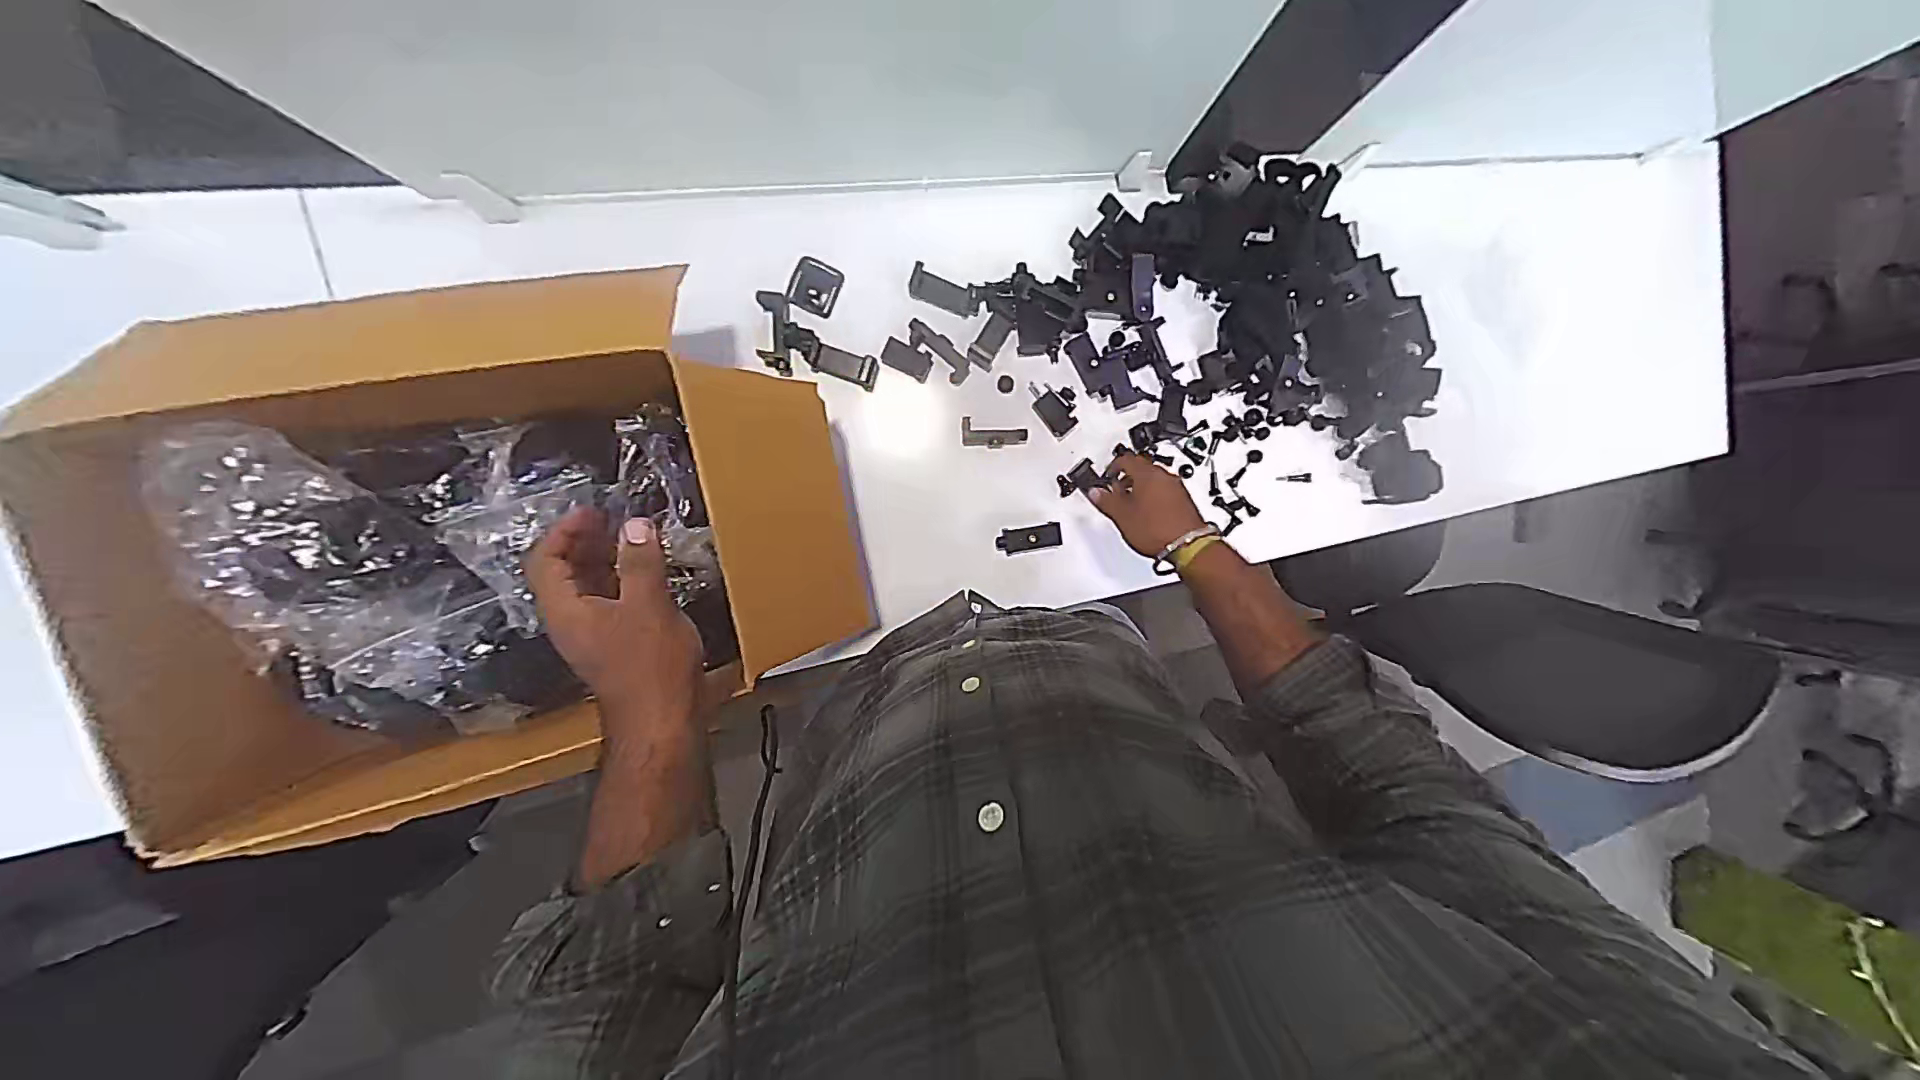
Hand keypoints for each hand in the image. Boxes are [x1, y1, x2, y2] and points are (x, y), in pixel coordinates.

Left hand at [525, 506, 703, 744]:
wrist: (663, 720)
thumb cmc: (651, 663)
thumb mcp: (648, 605)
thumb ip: (640, 562)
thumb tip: (635, 524)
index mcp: (566, 611)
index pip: (546, 561)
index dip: (564, 531)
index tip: (593, 511)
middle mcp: (573, 622)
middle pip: (565, 573)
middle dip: (586, 542)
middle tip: (614, 519)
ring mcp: (595, 636)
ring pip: (590, 588)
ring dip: (607, 560)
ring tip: (635, 539)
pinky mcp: (618, 645)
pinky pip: (612, 602)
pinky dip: (625, 581)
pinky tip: (650, 573)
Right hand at [1086, 452, 1208, 556]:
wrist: (1186, 544)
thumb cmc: (1158, 529)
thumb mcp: (1122, 515)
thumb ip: (1106, 500)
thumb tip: (1096, 492)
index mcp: (1147, 475)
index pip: (1126, 459)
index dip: (1112, 467)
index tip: (1107, 476)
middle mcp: (1164, 477)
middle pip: (1141, 467)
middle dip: (1126, 477)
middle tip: (1116, 490)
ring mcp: (1176, 487)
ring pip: (1154, 479)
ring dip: (1140, 487)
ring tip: (1130, 504)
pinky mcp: (1183, 499)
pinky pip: (1164, 491)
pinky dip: (1153, 496)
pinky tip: (1147, 513)